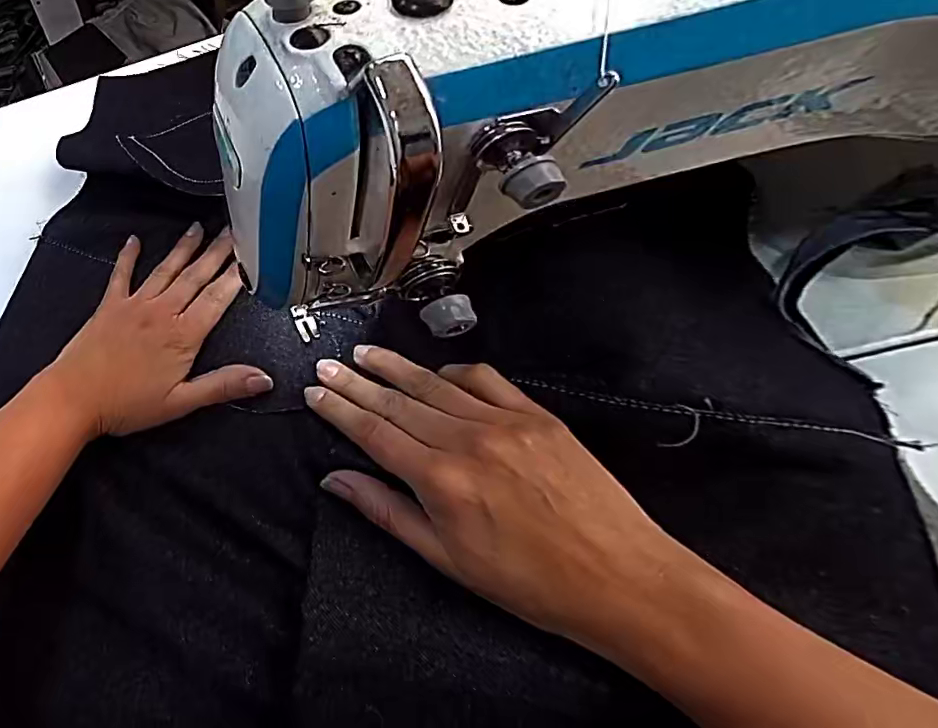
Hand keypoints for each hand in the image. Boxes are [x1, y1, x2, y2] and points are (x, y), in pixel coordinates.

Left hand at [40, 225, 268, 438]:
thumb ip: (223, 385)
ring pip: (167, 269)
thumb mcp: (181, 402)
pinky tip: (134, 241)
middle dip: (217, 252)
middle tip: (231, 231)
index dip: (236, 277)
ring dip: (184, 247)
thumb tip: (261, 379)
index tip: (250, 259)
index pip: (217, 298)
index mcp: (182, 335)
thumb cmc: (124, 404)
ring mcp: (135, 305)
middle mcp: (161, 312)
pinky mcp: (110, 306)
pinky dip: (129, 256)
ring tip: (197, 228)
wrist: (73, 399)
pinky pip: (122, 274)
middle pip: (196, 275)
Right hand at [304, 346, 694, 648]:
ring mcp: (502, 421)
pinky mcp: (534, 414)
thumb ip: (387, 512)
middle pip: (396, 401)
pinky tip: (437, 372)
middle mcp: (468, 441)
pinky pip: (483, 379)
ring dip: (395, 367)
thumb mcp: (448, 560)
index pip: (374, 432)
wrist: (620, 577)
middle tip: (329, 365)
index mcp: (442, 481)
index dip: (339, 409)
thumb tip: (339, 482)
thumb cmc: (535, 582)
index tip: (317, 392)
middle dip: (356, 382)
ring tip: (367, 355)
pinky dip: (453, 371)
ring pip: (433, 383)